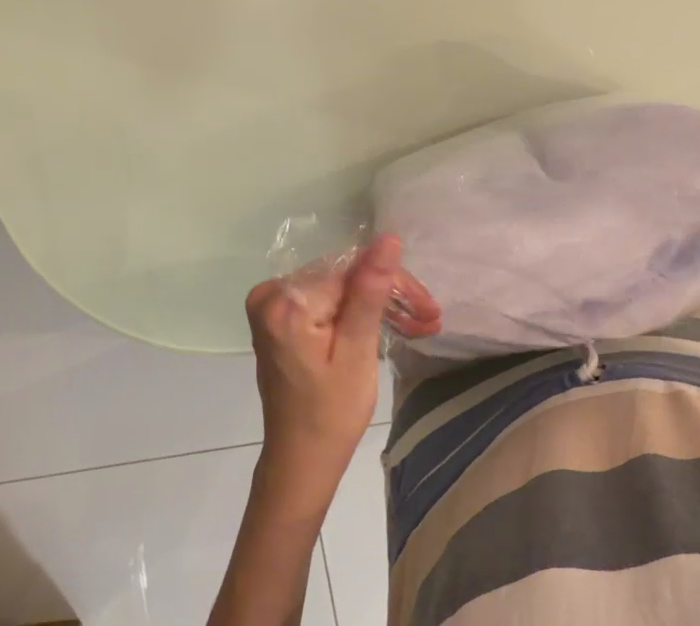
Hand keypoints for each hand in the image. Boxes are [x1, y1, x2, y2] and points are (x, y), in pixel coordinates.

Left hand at [245, 236, 438, 484]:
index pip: (352, 269)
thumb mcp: (356, 351)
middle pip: (345, 275)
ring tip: (419, 325)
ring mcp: (272, 306)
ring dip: (378, 304)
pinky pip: (326, 300)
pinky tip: (389, 325)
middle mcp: (271, 294)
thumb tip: (387, 239)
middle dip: (390, 294)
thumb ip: (369, 291)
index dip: (395, 285)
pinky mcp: (279, 319)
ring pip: (340, 286)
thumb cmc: (332, 414)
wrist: (300, 460)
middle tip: (429, 319)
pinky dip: (356, 313)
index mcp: (285, 301)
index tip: (428, 310)